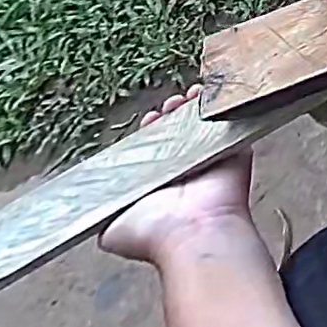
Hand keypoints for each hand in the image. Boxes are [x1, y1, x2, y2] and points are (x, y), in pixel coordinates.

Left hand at [100, 85, 256, 267]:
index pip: (155, 147)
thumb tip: (88, 199)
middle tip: (171, 103)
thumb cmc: (154, 231)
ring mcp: (214, 156)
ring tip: (189, 94)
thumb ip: (103, 208)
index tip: (150, 117)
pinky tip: (217, 95)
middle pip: (181, 131)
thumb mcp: (110, 226)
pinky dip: (227, 108)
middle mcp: (186, 166)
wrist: (195, 228)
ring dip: (198, 107)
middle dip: (174, 114)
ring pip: (206, 124)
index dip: (151, 129)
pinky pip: (233, 122)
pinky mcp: (237, 148)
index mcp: (159, 180)